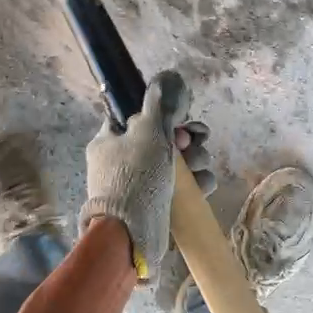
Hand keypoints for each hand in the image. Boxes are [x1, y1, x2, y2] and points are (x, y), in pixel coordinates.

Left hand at [80, 72, 211, 281]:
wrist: (131, 234)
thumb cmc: (134, 177)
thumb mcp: (148, 132)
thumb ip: (160, 105)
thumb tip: (167, 78)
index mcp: (111, 139)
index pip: (139, 114)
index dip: (163, 112)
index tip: (179, 117)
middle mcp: (124, 159)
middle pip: (165, 136)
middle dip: (186, 138)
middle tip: (190, 143)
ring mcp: (142, 182)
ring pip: (179, 160)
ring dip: (195, 159)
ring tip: (198, 167)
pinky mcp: (159, 203)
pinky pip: (184, 185)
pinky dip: (196, 183)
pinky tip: (202, 185)